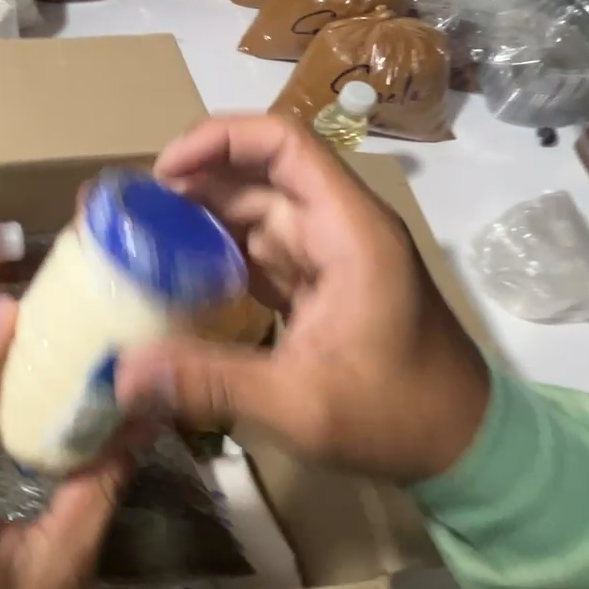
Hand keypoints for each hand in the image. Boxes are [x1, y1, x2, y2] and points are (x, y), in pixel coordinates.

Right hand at [115, 114, 491, 484]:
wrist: (466, 448)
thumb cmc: (398, 417)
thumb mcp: (300, 405)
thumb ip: (210, 382)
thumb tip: (123, 375)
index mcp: (348, 230)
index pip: (284, 144)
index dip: (220, 140)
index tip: (164, 170)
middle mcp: (337, 226)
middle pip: (259, 174)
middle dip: (194, 183)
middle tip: (133, 213)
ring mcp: (328, 252)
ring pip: (254, 210)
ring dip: (200, 218)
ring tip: (142, 239)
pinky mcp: (318, 280)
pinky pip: (258, 247)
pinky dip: (217, 252)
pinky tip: (177, 273)